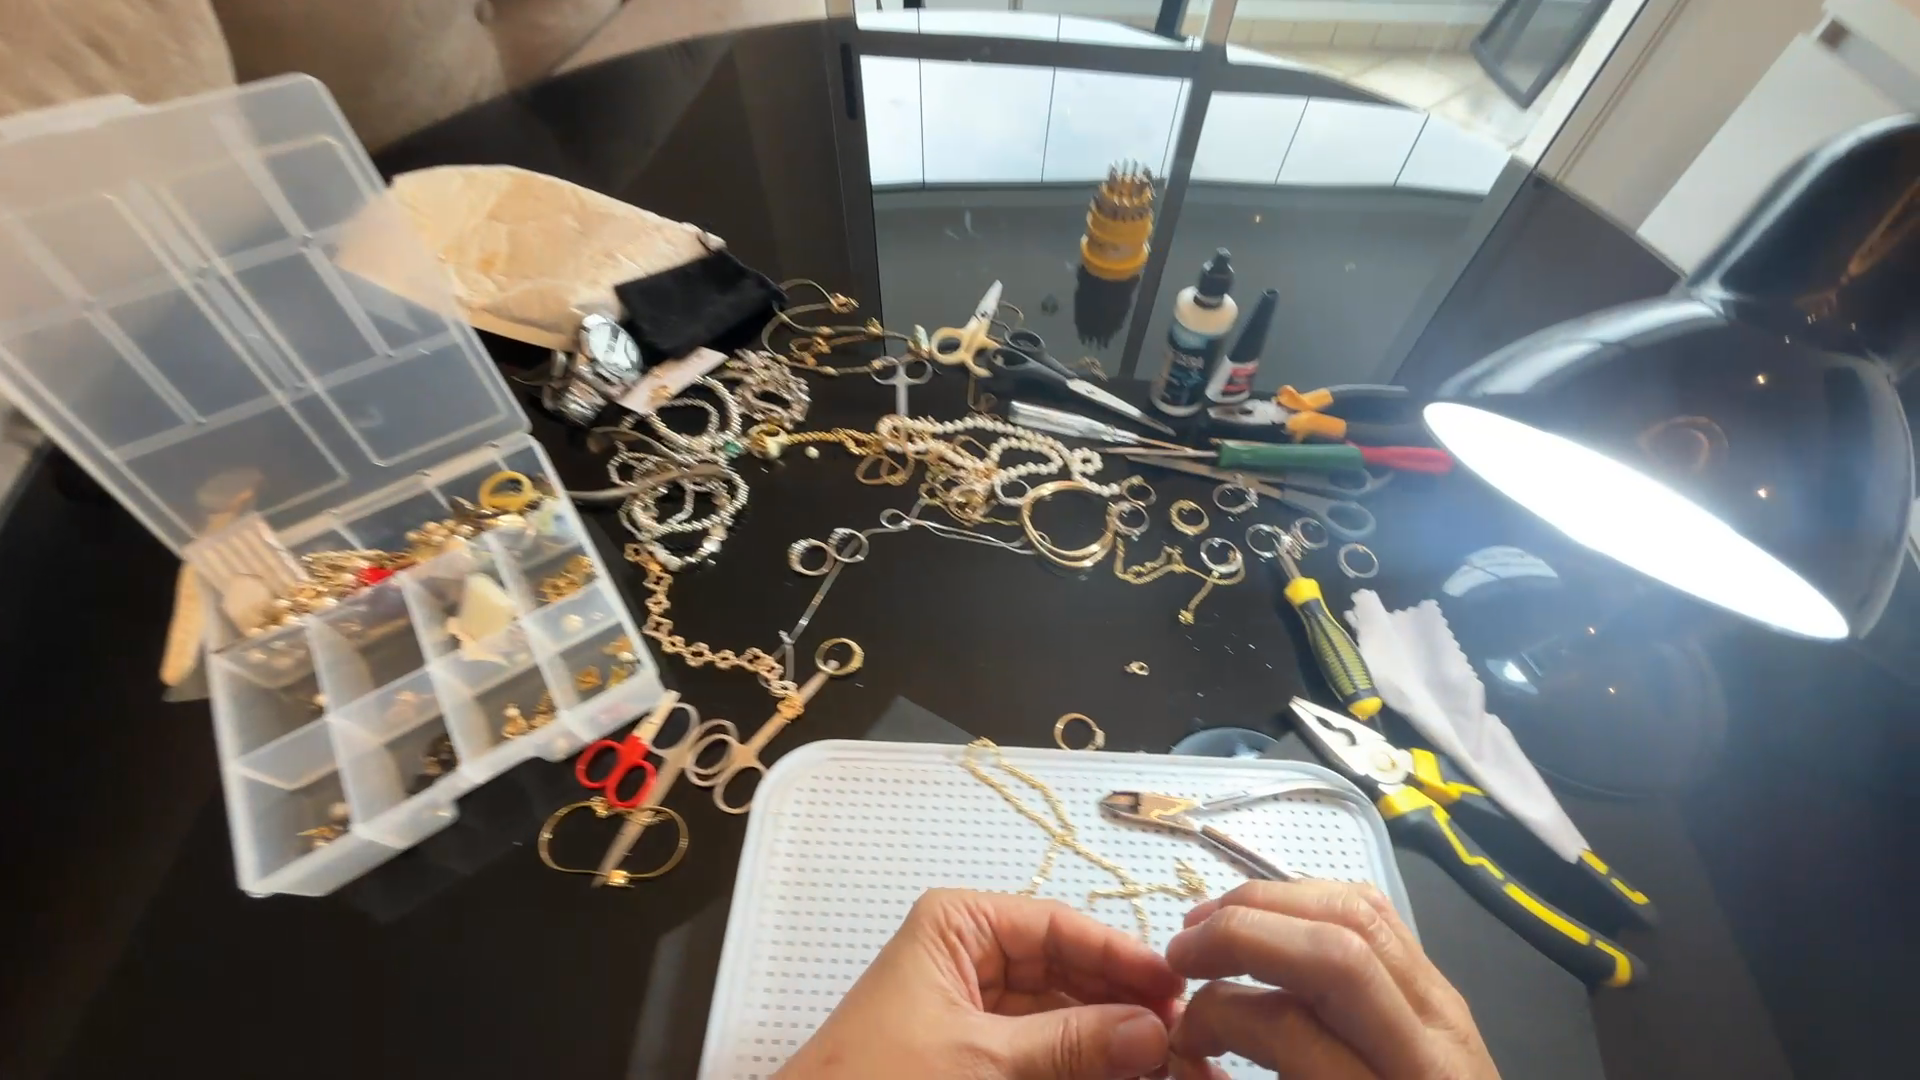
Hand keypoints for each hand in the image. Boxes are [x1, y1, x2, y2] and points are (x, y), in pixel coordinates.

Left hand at [776, 888, 1184, 1079]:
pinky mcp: (985, 1053)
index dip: (1118, 954)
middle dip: (1125, 1007)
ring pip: (1065, 1015)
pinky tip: (1134, 1076)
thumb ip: (1070, 1044)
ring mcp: (981, 1006)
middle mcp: (974, 954)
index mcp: (961, 924)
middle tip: (1191, 1039)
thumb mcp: (982, 1060)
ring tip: (1178, 1065)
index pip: (1056, 926)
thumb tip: (1154, 1030)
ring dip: (1117, 1042)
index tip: (1176, 987)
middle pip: (1067, 971)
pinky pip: (1050, 1051)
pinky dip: (1089, 1065)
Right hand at [1164, 881, 1498, 1079]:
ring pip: (1353, 913)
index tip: (1181, 1035)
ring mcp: (1445, 1009)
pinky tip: (1266, 916)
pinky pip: (1372, 909)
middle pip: (1334, 954)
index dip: (1216, 1015)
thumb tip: (1179, 1042)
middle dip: (1237, 933)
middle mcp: (1433, 1056)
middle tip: (1179, 953)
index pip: (1291, 1028)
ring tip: (1209, 922)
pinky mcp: (1441, 984)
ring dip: (1264, 902)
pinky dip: (1305, 896)